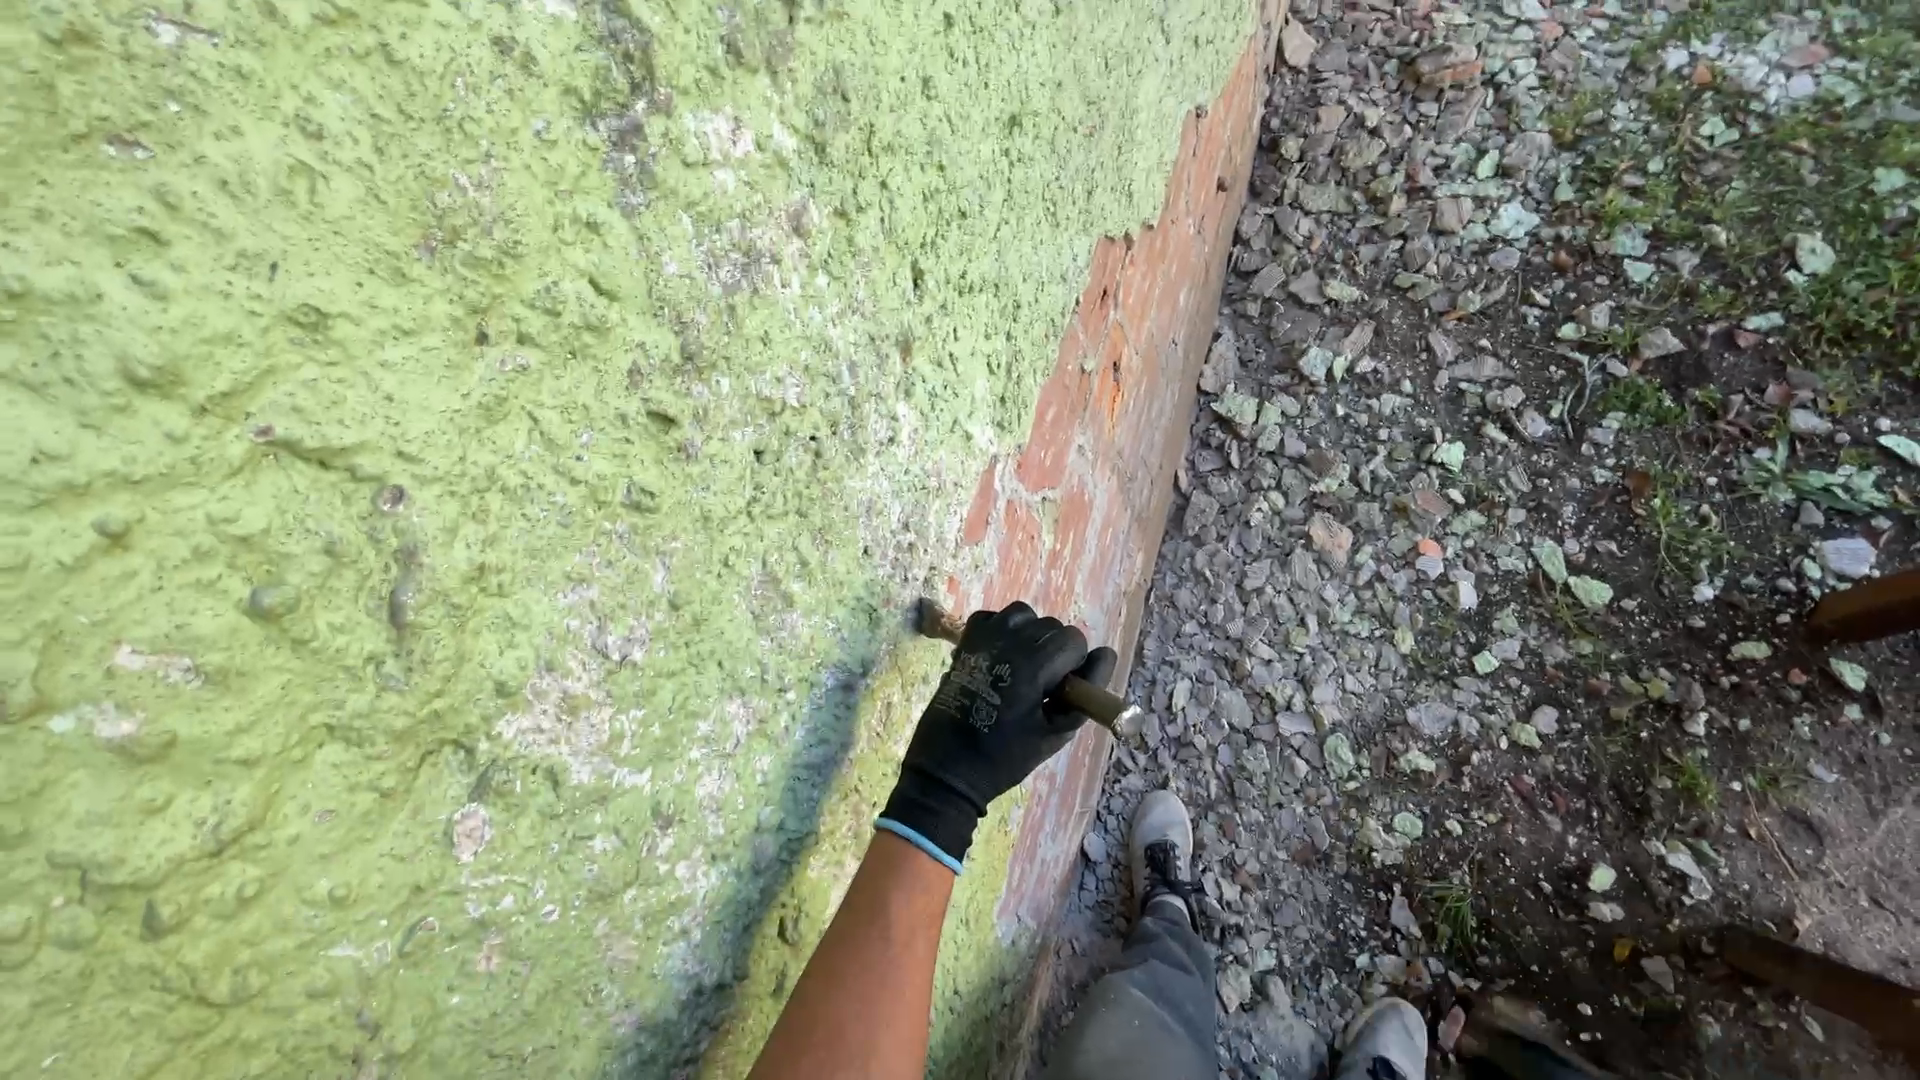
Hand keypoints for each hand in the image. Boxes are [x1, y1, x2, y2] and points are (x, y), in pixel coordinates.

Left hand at [877, 602, 1118, 870]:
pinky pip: (993, 618)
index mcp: (1031, 664)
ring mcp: (982, 637)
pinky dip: (1003, 631)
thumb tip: (1106, 654)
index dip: (1075, 665)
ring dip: (1031, 636)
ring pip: (1024, 615)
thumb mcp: (1056, 732)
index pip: (1073, 639)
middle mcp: (1007, 640)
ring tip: (1024, 670)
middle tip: (1042, 689)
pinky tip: (1002, 660)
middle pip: (1050, 626)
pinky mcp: (964, 642)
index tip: (1062, 691)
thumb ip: (1087, 691)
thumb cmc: (1005, 757)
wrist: (948, 766)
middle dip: (1055, 653)